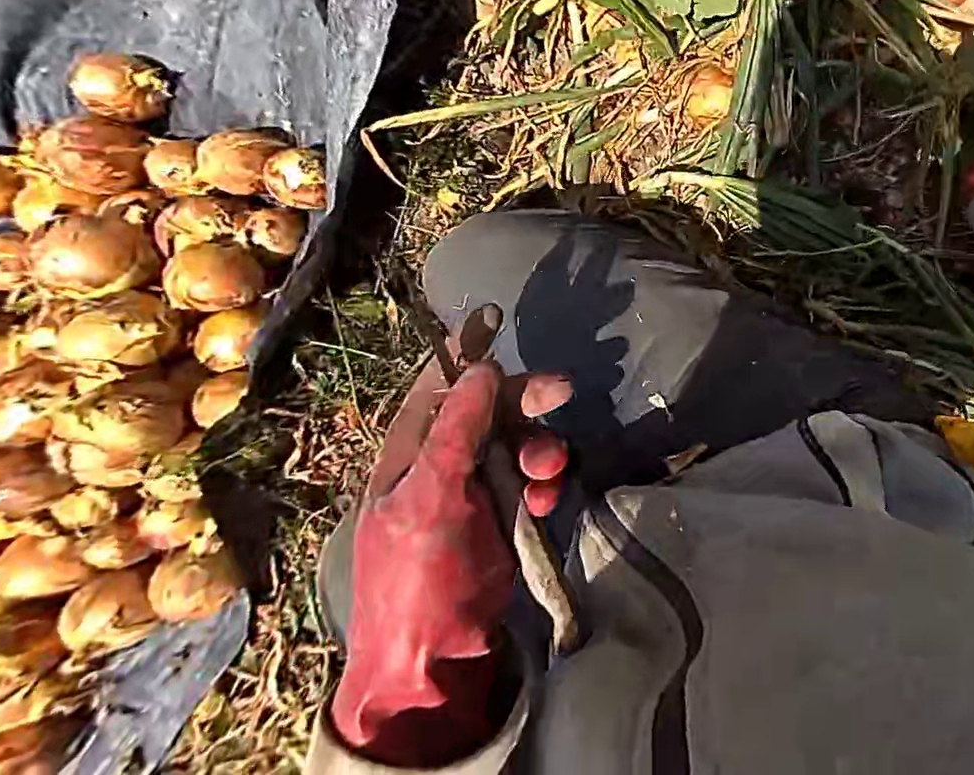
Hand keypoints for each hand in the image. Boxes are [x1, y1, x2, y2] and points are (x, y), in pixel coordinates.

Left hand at [329, 360, 570, 766]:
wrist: (439, 655)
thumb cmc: (419, 573)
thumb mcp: (430, 497)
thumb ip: (456, 430)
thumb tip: (480, 368)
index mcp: (410, 452)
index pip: (437, 386)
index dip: (465, 351)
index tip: (495, 317)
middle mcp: (444, 460)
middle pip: (491, 408)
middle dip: (527, 400)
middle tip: (563, 391)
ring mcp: (476, 485)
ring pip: (521, 441)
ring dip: (542, 450)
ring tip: (548, 474)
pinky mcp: (505, 509)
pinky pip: (534, 477)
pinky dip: (546, 483)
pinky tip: (547, 501)